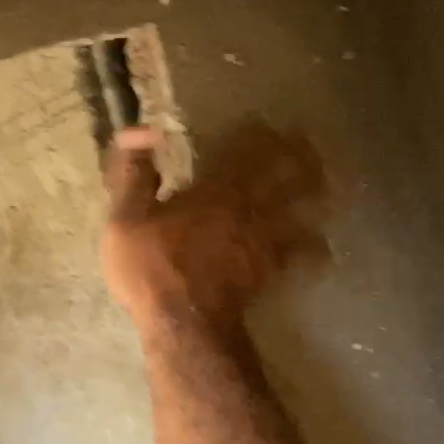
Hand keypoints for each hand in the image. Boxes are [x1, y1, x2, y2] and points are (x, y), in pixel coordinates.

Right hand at [102, 122, 328, 337]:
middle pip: (289, 172)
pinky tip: (315, 245)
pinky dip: (314, 246)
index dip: (258, 133)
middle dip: (298, 153)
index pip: (248, 149)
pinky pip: (305, 252)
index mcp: (218, 190)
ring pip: (306, 205)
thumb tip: (139, 130)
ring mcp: (268, 239)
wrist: (183, 320)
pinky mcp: (272, 268)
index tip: (261, 123)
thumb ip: (133, 175)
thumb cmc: (149, 267)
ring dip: (316, 190)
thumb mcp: (124, 219)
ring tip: (319, 182)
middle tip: (303, 142)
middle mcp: (252, 207)